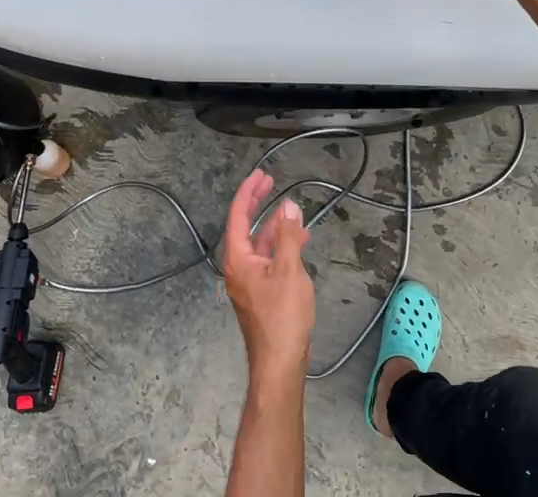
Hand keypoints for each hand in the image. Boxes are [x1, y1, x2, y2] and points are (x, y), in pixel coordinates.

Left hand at [222, 170, 315, 374]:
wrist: (280, 362)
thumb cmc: (283, 317)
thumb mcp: (290, 270)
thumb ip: (289, 236)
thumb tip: (288, 207)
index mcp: (238, 259)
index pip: (239, 216)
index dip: (249, 192)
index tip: (261, 175)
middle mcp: (238, 268)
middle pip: (246, 227)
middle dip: (258, 204)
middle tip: (270, 181)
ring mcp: (248, 282)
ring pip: (260, 245)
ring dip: (275, 227)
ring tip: (292, 212)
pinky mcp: (261, 294)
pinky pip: (268, 260)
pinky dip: (281, 247)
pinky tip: (299, 243)